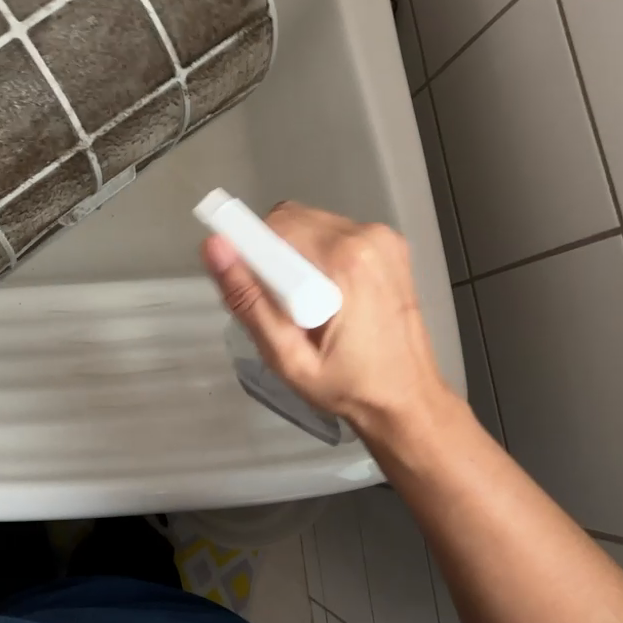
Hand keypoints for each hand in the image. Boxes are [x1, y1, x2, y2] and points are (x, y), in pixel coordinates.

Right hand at [201, 201, 453, 446]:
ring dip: (295, 255)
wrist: (408, 401)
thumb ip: (247, 300)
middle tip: (280, 305)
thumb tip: (214, 246)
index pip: (276, 226)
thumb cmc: (347, 386)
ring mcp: (383, 238)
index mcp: (345, 260)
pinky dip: (318, 255)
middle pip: (291, 220)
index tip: (258, 291)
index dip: (254, 254)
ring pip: (310, 223)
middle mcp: (368, 238)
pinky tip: (327, 295)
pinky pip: (332, 232)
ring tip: (305, 304)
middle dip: (274, 256)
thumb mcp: (285, 356)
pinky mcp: (389, 244)